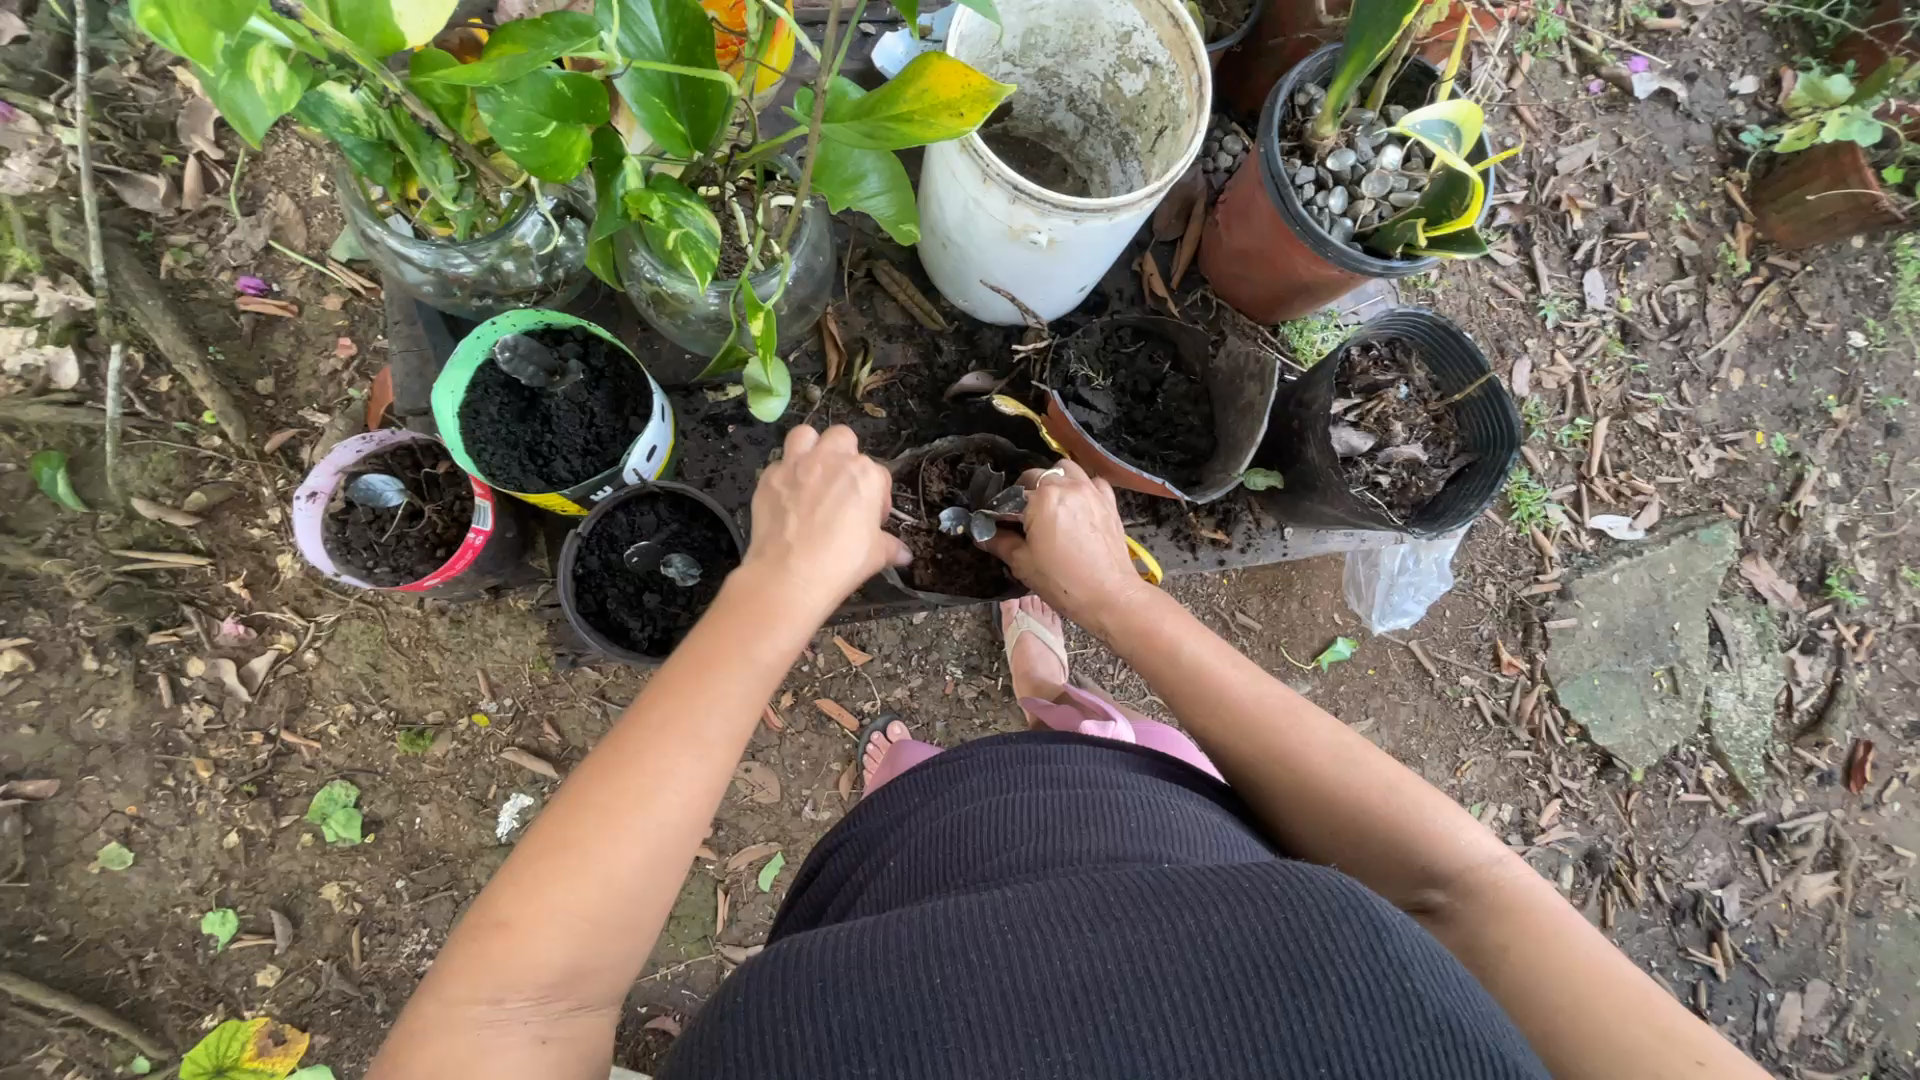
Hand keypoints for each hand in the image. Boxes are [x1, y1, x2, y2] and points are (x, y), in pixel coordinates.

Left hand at [738, 425, 909, 615]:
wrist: (791, 574)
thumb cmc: (842, 561)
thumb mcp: (876, 555)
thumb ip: (890, 547)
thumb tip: (905, 555)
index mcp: (865, 474)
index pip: (879, 475)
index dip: (877, 498)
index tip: (871, 519)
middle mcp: (831, 459)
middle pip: (843, 438)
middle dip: (845, 456)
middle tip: (842, 487)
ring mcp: (796, 465)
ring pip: (805, 435)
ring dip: (810, 449)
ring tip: (812, 475)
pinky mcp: (769, 477)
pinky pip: (778, 465)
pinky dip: (784, 477)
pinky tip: (786, 499)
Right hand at [978, 459, 1153, 630]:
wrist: (1109, 596)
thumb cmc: (1064, 581)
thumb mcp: (1023, 563)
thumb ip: (1000, 543)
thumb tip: (984, 536)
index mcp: (1043, 498)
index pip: (1012, 494)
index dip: (1002, 509)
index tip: (1001, 523)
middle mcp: (1068, 486)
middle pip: (1039, 475)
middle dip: (1027, 491)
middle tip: (1023, 517)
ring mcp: (1091, 492)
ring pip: (1067, 470)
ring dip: (1054, 480)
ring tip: (1049, 503)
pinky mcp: (1108, 502)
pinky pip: (1093, 482)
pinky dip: (1082, 487)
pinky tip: (1077, 504)